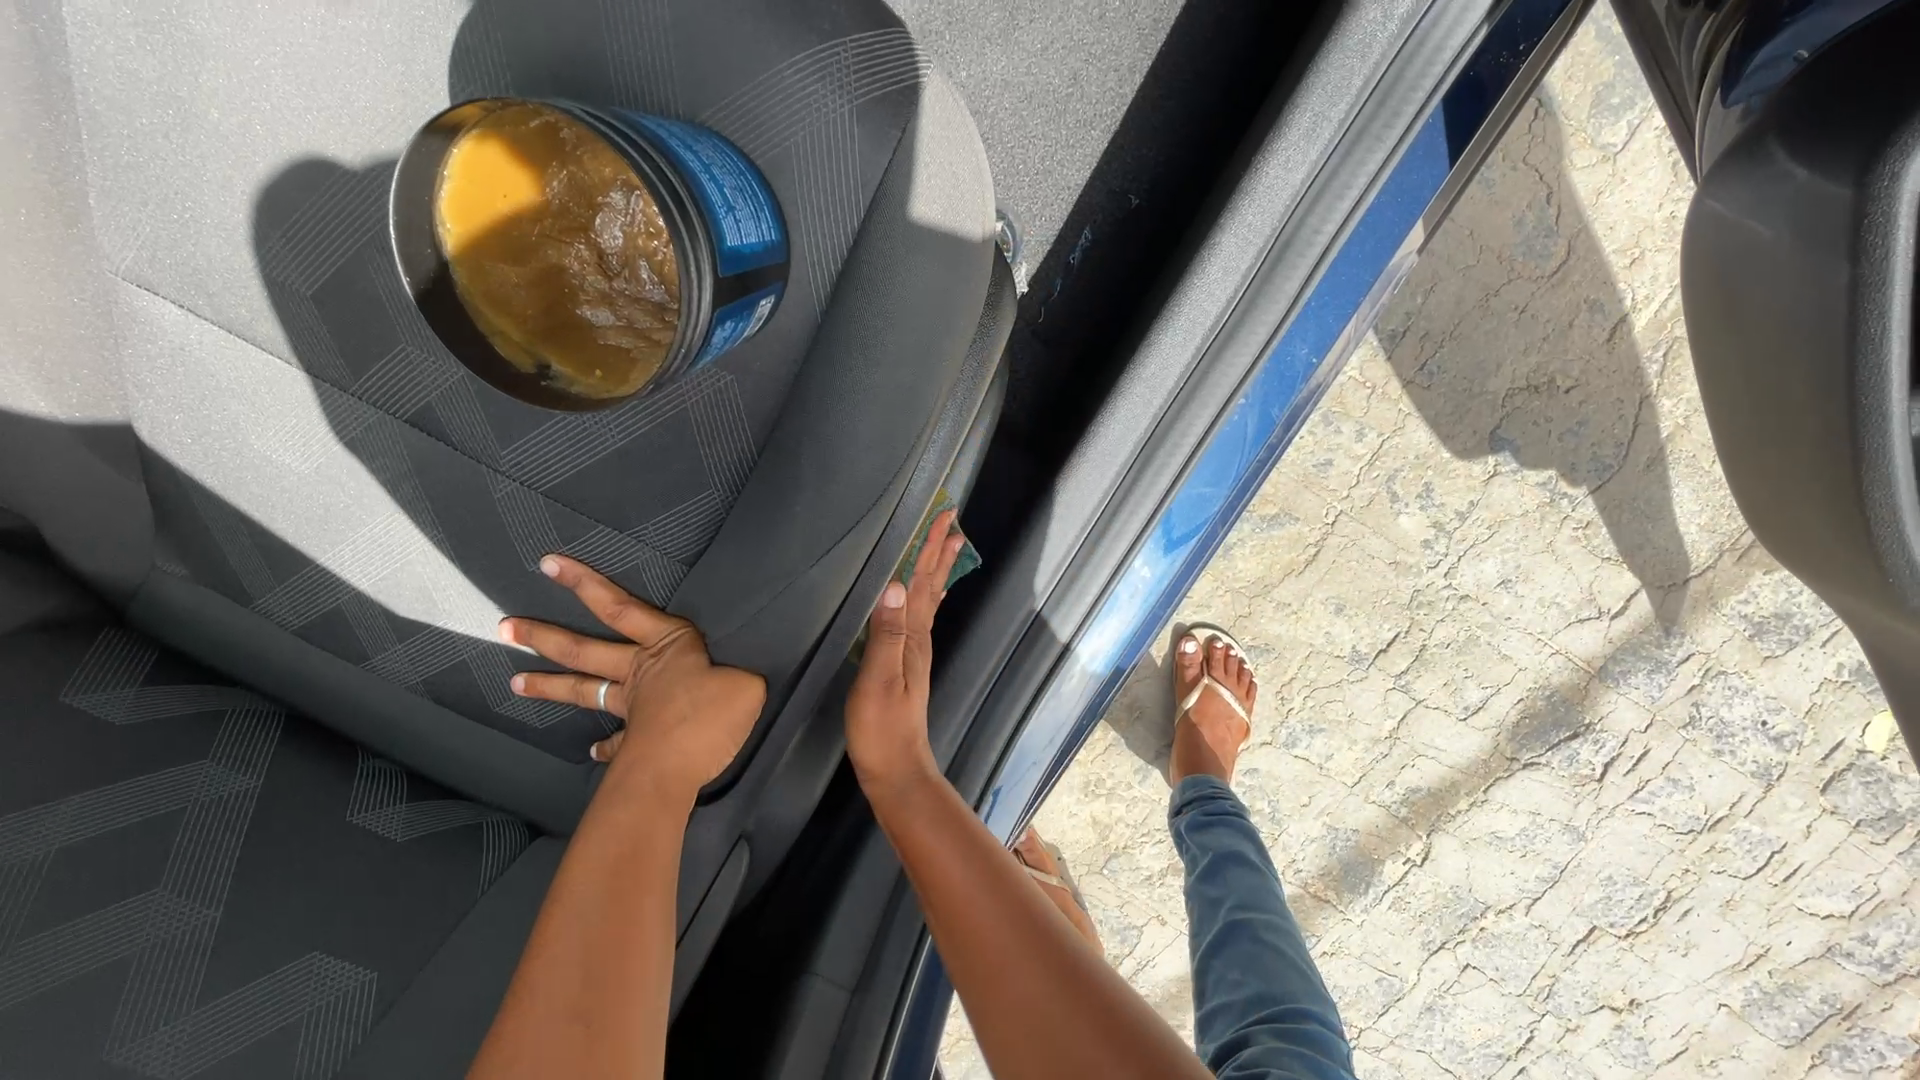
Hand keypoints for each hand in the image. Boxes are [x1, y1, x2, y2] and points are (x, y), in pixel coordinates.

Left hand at [499, 555, 765, 798]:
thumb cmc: (709, 713)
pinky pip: (615, 741)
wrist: (682, 764)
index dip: (585, 584)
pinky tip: (593, 750)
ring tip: (515, 682)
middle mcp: (639, 672)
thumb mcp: (744, 682)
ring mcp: (632, 708)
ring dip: (551, 686)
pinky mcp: (634, 744)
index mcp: (665, 647)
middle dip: (544, 637)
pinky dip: (605, 745)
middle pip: (584, 650)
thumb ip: (735, 674)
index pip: (619, 607)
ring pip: (585, 691)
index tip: (548, 564)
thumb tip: (736, 681)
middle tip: (506, 627)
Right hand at [846, 509, 965, 800]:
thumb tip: (895, 585)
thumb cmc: (882, 727)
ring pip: (929, 599)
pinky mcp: (906, 663)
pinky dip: (927, 596)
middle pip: (932, 586)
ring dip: (937, 569)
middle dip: (940, 551)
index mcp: (913, 637)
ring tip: (948, 545)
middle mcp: (919, 638)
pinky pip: (920, 616)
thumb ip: (886, 635)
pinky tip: (926, 596)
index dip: (932, 549)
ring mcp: (915, 651)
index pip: (924, 583)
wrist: (896, 769)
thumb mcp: (878, 680)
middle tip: (952, 519)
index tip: (946, 517)